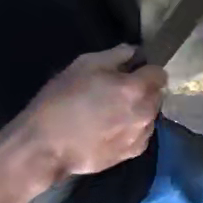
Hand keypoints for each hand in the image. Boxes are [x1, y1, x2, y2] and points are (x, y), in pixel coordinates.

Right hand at [6, 45, 165, 183]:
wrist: (43, 148)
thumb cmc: (58, 102)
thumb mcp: (81, 67)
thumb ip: (114, 56)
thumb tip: (134, 51)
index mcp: (136, 88)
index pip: (159, 73)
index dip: (145, 71)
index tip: (130, 73)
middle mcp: (147, 111)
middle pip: (157, 94)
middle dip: (142, 91)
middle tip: (116, 94)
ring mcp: (143, 133)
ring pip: (151, 114)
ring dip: (138, 110)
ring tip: (110, 114)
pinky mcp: (135, 151)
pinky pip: (142, 133)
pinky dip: (132, 129)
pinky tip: (109, 130)